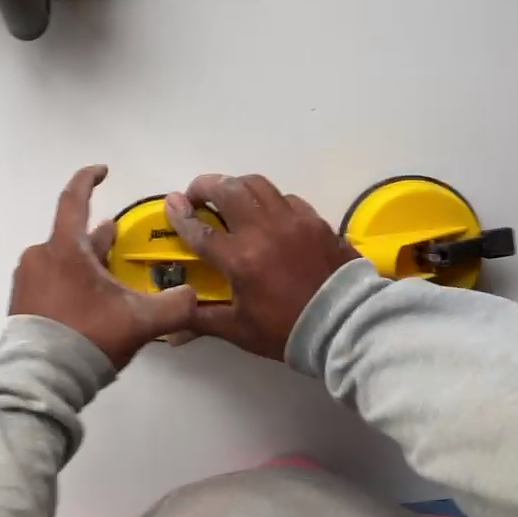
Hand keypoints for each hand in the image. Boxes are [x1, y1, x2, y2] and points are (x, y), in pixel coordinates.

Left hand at [10, 165, 198, 367]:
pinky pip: (49, 280)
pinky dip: (70, 280)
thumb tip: (194, 296)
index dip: (89, 179)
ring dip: (84, 261)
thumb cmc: (87, 338)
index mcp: (64, 248)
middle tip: (118, 240)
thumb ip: (173, 306)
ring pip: (61, 259)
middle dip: (96, 238)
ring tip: (107, 273)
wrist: (39, 381)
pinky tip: (88, 301)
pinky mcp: (21, 304)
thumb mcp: (139, 322)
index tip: (103, 170)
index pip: (73, 200)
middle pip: (71, 235)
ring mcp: (26, 280)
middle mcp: (40, 256)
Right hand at [163, 173, 358, 360]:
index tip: (170, 203)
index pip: (200, 229)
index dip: (180, 215)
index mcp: (239, 258)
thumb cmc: (287, 330)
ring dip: (236, 186)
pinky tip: (269, 215)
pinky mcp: (316, 220)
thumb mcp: (239, 329)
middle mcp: (263, 230)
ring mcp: (292, 221)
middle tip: (197, 195)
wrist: (347, 328)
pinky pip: (286, 198)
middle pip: (227, 189)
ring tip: (230, 197)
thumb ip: (201, 320)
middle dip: (205, 186)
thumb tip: (171, 331)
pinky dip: (270, 200)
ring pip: (257, 185)